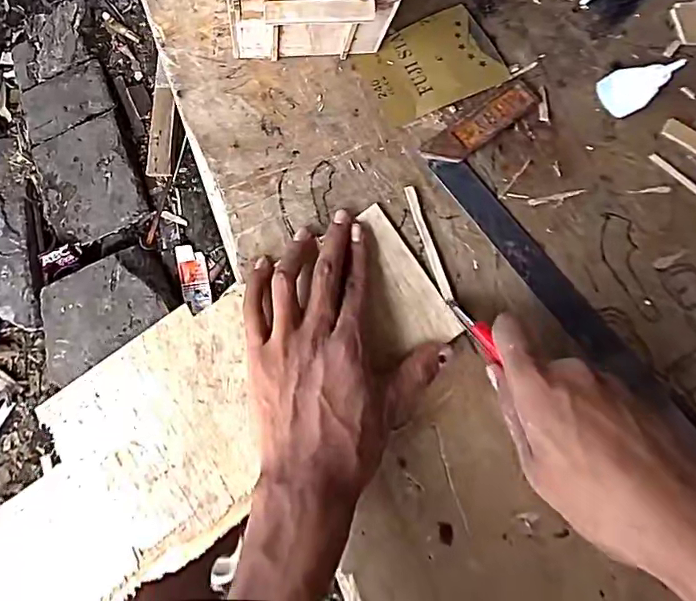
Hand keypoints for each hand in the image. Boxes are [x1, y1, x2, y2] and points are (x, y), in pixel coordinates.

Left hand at [233, 209, 448, 600]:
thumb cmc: (349, 448)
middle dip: (334, 242)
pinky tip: (262, 264)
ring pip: (287, 283)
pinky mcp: (257, 352)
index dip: (359, 255)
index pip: (356, 287)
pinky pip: (252, 308)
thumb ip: (413, 374)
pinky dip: (256, 282)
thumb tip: (442, 350)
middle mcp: (314, 333)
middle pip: (325, 275)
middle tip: (338, 218)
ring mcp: (282, 340)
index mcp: (348, 344)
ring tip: (304, 234)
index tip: (360, 232)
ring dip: (296, 253)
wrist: (305, 477)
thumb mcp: (389, 410)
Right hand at [488, 315, 695, 600]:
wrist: (691, 525)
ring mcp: (612, 384)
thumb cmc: (607, 504)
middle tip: (549, 437)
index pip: (508, 332)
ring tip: (590, 460)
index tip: (497, 352)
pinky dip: (607, 422)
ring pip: (578, 385)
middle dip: (542, 393)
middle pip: (544, 367)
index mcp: (538, 385)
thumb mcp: (538, 471)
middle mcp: (573, 372)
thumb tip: (500, 381)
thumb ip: (514, 417)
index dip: (499, 338)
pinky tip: (618, 463)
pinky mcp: (643, 400)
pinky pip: (608, 401)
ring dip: (577, 409)